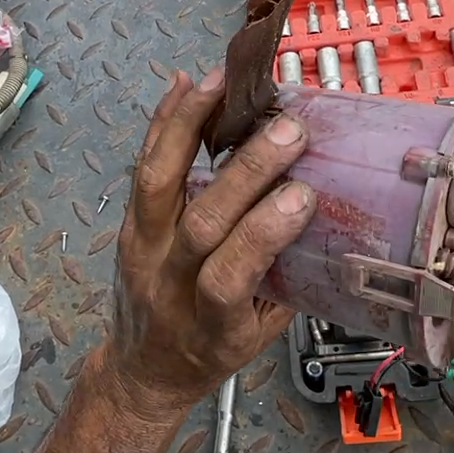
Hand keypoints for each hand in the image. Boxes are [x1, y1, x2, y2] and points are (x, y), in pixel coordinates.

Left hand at [99, 69, 315, 421]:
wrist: (143, 369)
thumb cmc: (209, 354)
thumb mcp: (257, 337)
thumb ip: (285, 280)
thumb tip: (326, 217)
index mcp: (210, 324)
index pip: (230, 276)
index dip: (264, 234)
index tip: (303, 195)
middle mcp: (167, 282)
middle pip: (200, 221)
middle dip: (246, 171)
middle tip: (287, 131)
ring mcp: (140, 248)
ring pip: (157, 181)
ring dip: (189, 126)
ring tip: (221, 83)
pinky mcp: (127, 223)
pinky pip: (143, 166)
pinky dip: (163, 122)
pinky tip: (183, 86)